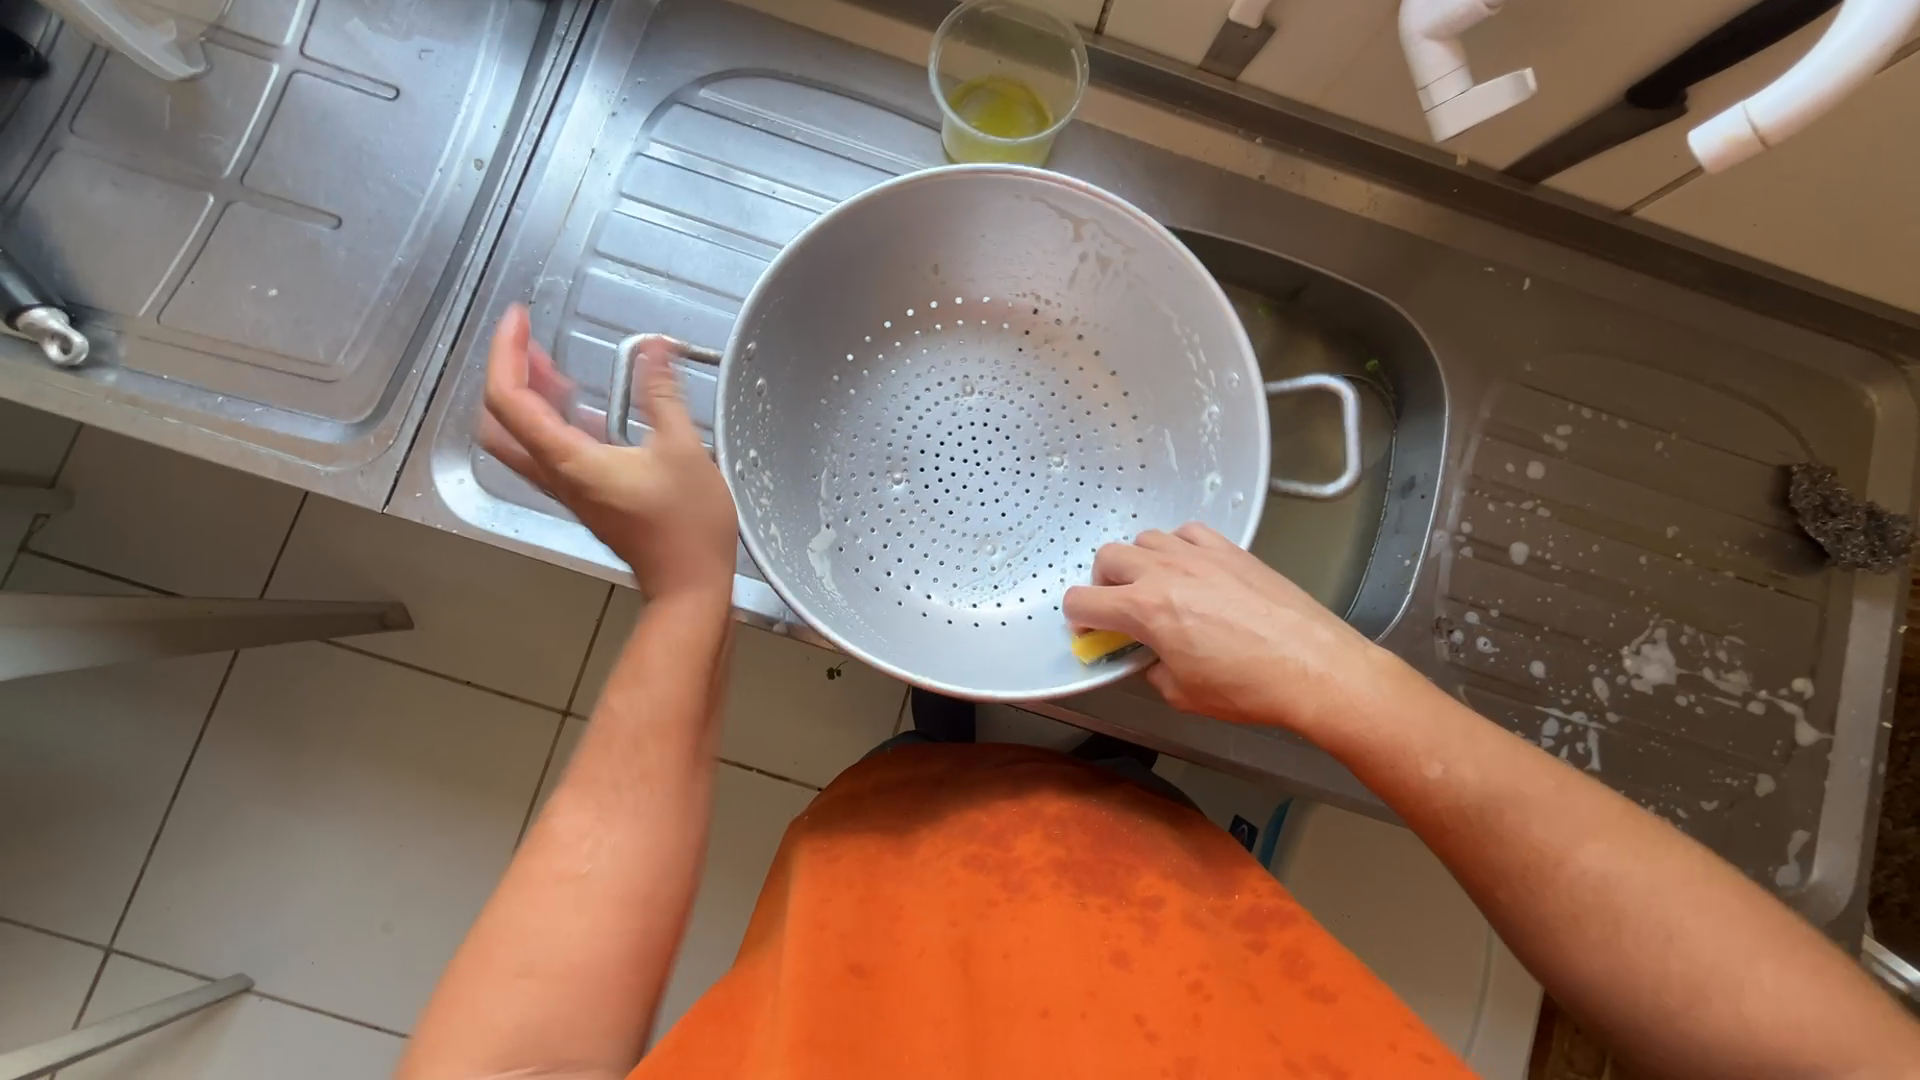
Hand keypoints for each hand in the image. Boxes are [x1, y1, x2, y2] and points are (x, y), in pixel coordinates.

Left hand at [480, 304, 736, 601]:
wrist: (689, 583)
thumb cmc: (686, 525)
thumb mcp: (683, 449)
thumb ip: (662, 394)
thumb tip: (654, 348)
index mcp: (569, 459)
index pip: (508, 397)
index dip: (506, 351)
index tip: (522, 318)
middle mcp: (558, 475)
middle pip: (501, 420)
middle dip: (508, 374)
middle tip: (532, 343)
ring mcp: (570, 491)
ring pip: (521, 439)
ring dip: (528, 399)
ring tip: (555, 369)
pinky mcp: (588, 499)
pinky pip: (549, 455)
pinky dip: (554, 423)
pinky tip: (587, 412)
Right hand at [1062, 523, 1395, 734]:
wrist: (1313, 668)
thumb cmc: (1249, 686)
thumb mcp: (1182, 694)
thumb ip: (1151, 669)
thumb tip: (1149, 658)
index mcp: (1145, 610)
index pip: (1083, 601)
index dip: (1078, 620)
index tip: (1091, 632)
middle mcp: (1165, 572)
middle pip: (1107, 558)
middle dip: (1103, 584)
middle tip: (1119, 609)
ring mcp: (1199, 556)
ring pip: (1145, 539)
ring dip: (1139, 562)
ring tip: (1157, 587)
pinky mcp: (1230, 550)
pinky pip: (1187, 532)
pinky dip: (1178, 546)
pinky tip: (1191, 569)